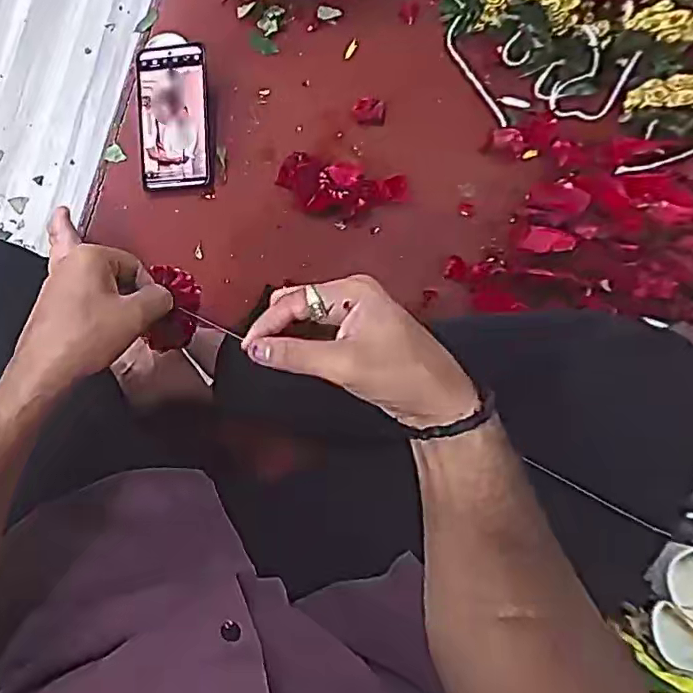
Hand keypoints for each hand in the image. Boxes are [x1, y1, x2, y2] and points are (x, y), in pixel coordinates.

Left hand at [2, 208, 172, 398]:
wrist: (45, 369)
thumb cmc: (77, 341)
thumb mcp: (134, 317)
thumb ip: (158, 299)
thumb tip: (163, 296)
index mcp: (89, 256)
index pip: (133, 263)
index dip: (147, 286)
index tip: (152, 304)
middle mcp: (69, 263)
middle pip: (107, 261)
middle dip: (117, 270)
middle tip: (117, 266)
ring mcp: (57, 282)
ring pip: (82, 265)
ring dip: (95, 271)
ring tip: (64, 218)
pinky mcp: (52, 302)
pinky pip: (67, 278)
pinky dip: (73, 273)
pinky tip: (65, 262)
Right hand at [243, 275, 481, 428]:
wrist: (442, 402)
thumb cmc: (403, 376)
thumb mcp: (342, 365)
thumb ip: (294, 354)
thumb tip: (256, 349)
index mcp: (354, 290)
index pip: (295, 299)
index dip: (268, 322)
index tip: (249, 345)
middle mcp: (355, 293)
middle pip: (299, 302)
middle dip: (275, 324)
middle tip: (257, 350)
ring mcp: (358, 310)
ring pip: (308, 315)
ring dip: (288, 333)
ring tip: (268, 353)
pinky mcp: (360, 328)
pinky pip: (320, 327)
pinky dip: (303, 339)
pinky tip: (292, 354)